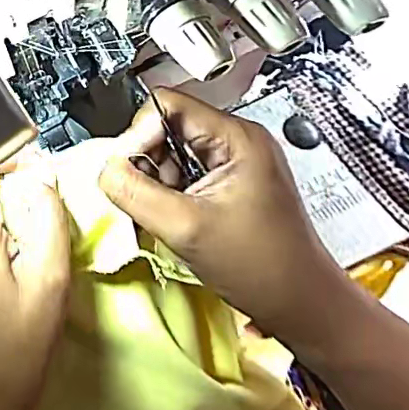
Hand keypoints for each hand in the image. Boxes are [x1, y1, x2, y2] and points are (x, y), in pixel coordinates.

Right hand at [103, 87, 338, 335]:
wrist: (303, 304)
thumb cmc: (263, 268)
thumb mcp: (186, 228)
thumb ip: (136, 193)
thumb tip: (105, 170)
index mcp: (236, 136)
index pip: (166, 105)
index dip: (139, 135)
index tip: (128, 170)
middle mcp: (237, 138)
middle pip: (167, 124)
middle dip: (147, 159)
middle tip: (147, 195)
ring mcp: (236, 159)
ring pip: (172, 148)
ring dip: (157, 177)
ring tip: (166, 210)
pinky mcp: (231, 179)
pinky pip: (185, 168)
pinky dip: (170, 189)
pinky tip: (177, 215)